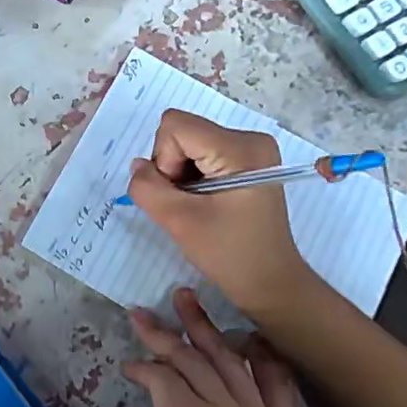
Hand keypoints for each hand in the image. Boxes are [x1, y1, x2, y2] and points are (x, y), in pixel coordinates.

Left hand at [119, 288, 303, 406]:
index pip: (280, 384)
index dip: (259, 351)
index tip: (242, 331)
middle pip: (232, 361)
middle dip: (206, 327)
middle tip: (185, 298)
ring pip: (195, 362)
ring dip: (166, 336)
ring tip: (143, 318)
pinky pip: (164, 378)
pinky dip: (146, 368)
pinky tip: (132, 367)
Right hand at [126, 110, 313, 313]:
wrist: (269, 280)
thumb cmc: (229, 253)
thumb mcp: (178, 221)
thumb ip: (147, 188)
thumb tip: (138, 166)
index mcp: (240, 148)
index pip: (174, 126)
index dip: (163, 160)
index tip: (180, 195)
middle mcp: (249, 138)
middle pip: (182, 132)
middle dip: (172, 167)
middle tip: (188, 204)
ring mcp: (251, 149)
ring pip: (188, 143)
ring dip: (181, 175)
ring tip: (197, 206)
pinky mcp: (248, 162)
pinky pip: (202, 154)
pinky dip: (193, 177)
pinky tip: (205, 203)